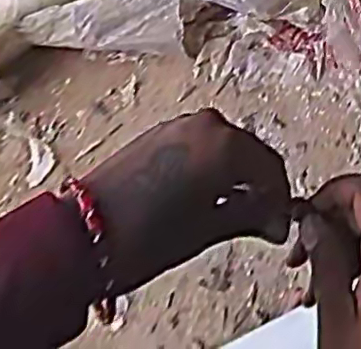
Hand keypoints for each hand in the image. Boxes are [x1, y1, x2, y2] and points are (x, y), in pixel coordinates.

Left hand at [81, 109, 291, 290]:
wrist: (80, 234)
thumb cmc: (144, 236)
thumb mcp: (206, 229)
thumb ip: (250, 217)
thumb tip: (277, 222)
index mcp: (226, 145)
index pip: (270, 167)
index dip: (280, 197)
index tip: (280, 221)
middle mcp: (210, 124)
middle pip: (250, 152)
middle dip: (258, 183)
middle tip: (261, 218)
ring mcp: (185, 123)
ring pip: (227, 146)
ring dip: (235, 173)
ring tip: (231, 208)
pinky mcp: (165, 129)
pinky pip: (203, 143)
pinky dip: (212, 164)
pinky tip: (205, 192)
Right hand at [289, 173, 360, 348]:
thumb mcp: (337, 315)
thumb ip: (325, 258)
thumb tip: (313, 220)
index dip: (329, 193)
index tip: (303, 214)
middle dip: (327, 224)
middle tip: (298, 253)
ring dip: (335, 248)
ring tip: (309, 283)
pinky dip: (350, 263)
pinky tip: (328, 292)